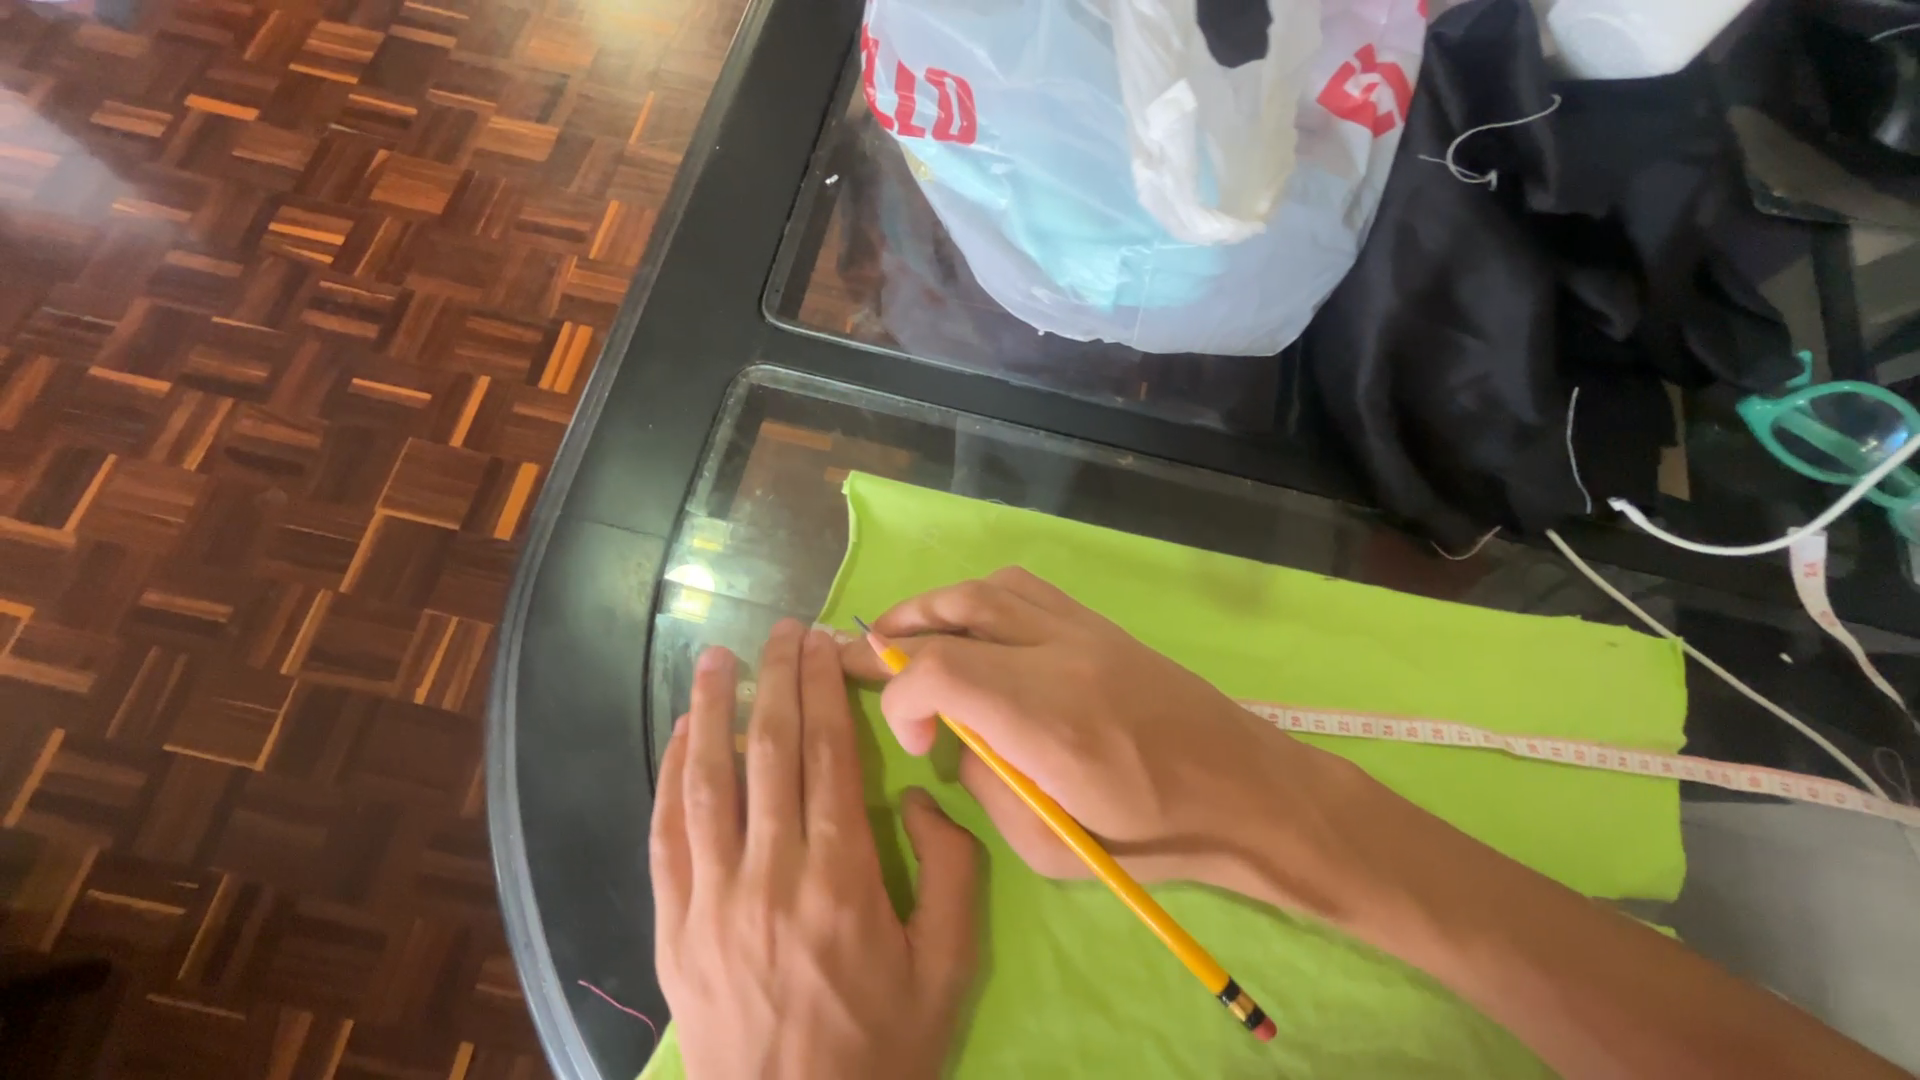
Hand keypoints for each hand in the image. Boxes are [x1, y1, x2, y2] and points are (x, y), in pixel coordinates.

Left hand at [652, 621, 981, 1079]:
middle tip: (781, 628)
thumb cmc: (881, 1046)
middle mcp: (770, 874)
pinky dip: (670, 778)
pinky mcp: (673, 926)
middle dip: (777, 679)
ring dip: (710, 710)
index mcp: (842, 879)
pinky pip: (666, 835)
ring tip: (715, 657)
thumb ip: (951, 873)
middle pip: (771, 752)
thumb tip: (916, 802)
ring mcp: (712, 899)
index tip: (824, 642)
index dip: (826, 690)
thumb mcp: (950, 967)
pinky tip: (680, 739)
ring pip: (707, 781)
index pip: (830, 756)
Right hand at [843, 568, 1389, 919]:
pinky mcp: (1101, 625)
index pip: (939, 671)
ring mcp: (1083, 631)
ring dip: (933, 606)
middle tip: (866, 662)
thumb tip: (959, 743)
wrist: (1247, 790)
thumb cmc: (1155, 835)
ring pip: (986, 589)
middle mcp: (1059, 657)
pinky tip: (972, 624)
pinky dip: (981, 598)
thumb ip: (988, 788)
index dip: (900, 697)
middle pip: (953, 615)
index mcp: (1047, 719)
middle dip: (896, 636)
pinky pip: (1025, 588)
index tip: (914, 738)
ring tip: (905, 634)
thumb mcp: (1053, 847)